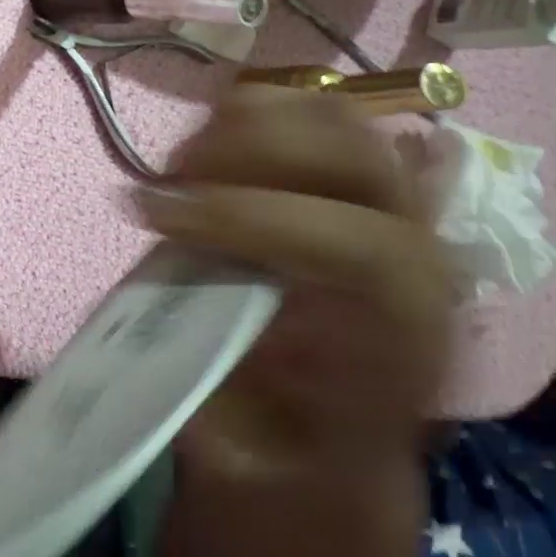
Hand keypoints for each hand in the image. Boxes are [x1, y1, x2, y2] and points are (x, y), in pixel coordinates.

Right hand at [139, 88, 453, 478]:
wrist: (319, 438)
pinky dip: (254, 114)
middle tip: (168, 176)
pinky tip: (202, 149)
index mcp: (394, 342)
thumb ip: (202, 388)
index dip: (256, 218)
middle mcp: (415, 268)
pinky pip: (317, 120)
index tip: (155, 215)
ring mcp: (392, 220)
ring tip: (182, 163)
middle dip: (252, 152)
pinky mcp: (353, 194)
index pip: (367, 251)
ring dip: (250, 126)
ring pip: (344, 126)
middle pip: (366, 165)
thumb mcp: (230, 447)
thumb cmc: (271, 448)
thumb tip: (147, 328)